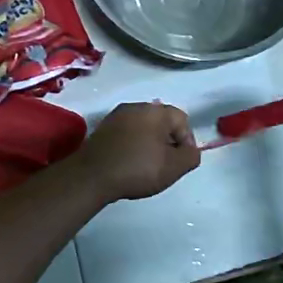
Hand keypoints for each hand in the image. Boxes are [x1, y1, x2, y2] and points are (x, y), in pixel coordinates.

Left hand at [74, 101, 200, 201]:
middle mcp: (135, 107)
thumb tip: (190, 150)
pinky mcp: (102, 128)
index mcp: (155, 110)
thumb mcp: (174, 167)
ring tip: (147, 166)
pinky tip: (129, 163)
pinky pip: (126, 134)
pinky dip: (132, 145)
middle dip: (167, 142)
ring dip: (149, 144)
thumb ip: (191, 156)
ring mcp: (116, 116)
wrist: (92, 175)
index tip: (181, 161)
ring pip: (143, 128)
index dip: (187, 141)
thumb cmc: (138, 168)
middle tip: (165, 165)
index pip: (182, 120)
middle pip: (162, 122)